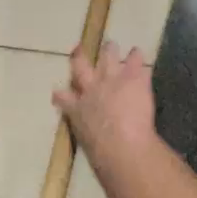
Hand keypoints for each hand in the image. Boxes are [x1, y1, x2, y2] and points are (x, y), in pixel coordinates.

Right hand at [53, 42, 157, 162]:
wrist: (120, 143)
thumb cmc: (101, 153)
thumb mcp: (86, 143)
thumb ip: (87, 135)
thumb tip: (92, 142)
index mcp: (76, 109)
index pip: (62, 97)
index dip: (60, 93)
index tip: (58, 90)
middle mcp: (90, 89)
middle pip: (81, 67)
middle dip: (79, 58)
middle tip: (78, 49)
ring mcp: (111, 80)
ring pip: (107, 57)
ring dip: (109, 50)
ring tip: (111, 44)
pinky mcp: (132, 78)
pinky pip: (134, 61)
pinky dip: (136, 56)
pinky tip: (138, 52)